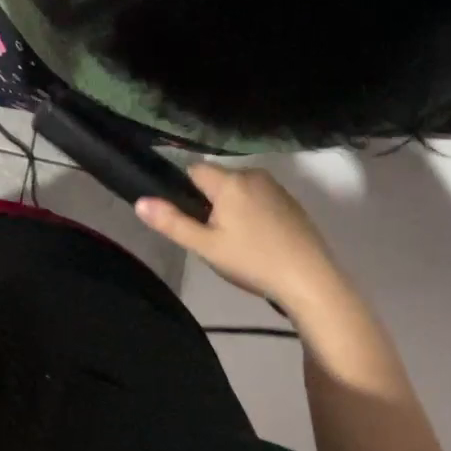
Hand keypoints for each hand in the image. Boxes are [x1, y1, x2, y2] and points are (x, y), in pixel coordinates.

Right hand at [135, 165, 340, 303]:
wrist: (310, 280)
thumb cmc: (253, 261)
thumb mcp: (206, 247)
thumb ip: (172, 222)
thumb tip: (139, 201)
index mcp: (229, 181)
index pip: (194, 170)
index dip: (187, 191)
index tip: (192, 219)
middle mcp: (253, 175)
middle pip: (218, 180)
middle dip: (211, 202)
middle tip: (214, 238)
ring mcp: (276, 188)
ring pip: (240, 190)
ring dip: (234, 208)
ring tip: (239, 244)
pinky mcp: (293, 203)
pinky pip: (261, 199)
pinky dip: (255, 214)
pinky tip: (261, 243)